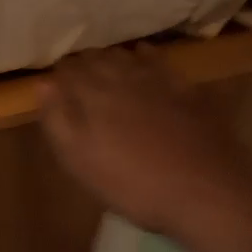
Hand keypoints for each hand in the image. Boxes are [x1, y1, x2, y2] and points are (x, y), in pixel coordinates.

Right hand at [41, 46, 251, 240]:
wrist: (209, 197)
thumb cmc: (134, 184)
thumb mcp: (80, 161)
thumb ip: (57, 119)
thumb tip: (42, 84)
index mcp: (92, 94)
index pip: (67, 69)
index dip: (59, 74)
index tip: (55, 82)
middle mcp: (121, 78)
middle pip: (95, 58)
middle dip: (83, 62)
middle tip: (78, 73)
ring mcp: (157, 82)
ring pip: (126, 55)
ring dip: (111, 56)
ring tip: (105, 62)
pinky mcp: (187, 92)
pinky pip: (161, 62)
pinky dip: (148, 55)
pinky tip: (145, 55)